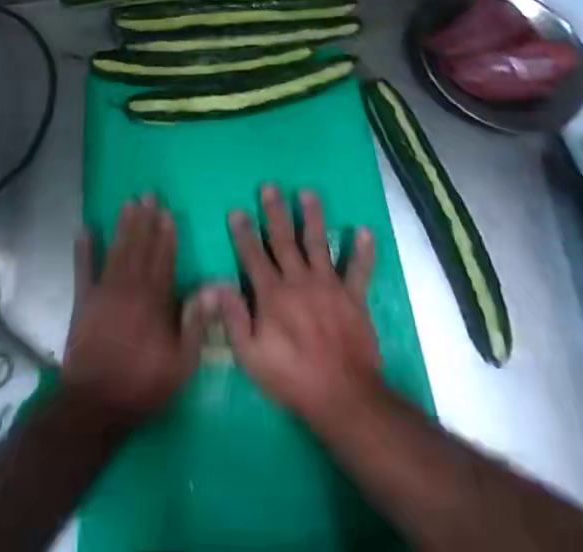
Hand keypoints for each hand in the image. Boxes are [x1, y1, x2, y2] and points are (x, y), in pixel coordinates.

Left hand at [63, 196, 200, 427]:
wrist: (95, 403)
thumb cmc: (143, 384)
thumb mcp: (182, 363)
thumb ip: (195, 324)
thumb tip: (211, 288)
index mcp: (155, 302)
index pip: (163, 260)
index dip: (166, 236)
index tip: (167, 213)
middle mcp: (130, 289)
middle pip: (140, 248)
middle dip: (145, 221)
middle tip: (148, 195)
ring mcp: (104, 293)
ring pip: (116, 252)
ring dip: (123, 227)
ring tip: (128, 204)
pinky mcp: (83, 303)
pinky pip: (83, 270)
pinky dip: (83, 250)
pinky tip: (85, 230)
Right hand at [204, 183, 381, 423]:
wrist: (343, 395)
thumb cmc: (291, 378)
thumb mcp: (250, 356)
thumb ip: (233, 318)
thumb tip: (218, 283)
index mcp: (272, 295)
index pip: (253, 256)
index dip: (243, 233)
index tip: (237, 211)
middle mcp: (299, 281)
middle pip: (284, 240)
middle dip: (275, 212)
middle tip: (270, 187)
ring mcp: (329, 286)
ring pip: (319, 243)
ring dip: (313, 216)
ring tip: (308, 193)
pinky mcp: (354, 297)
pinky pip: (359, 269)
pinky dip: (363, 250)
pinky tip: (365, 230)